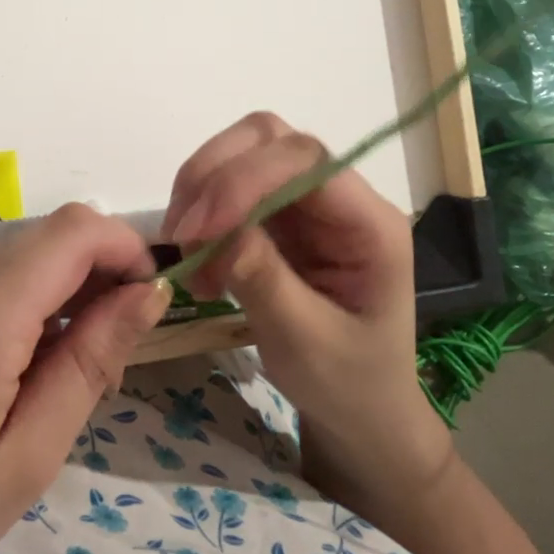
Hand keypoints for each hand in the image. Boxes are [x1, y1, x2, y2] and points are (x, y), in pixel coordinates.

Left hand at [0, 203, 171, 553]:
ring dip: (46, 294)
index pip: (75, 231)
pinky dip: (3, 303)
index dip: (125, 247)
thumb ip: (91, 363)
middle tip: (97, 356)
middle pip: (43, 240)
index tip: (146, 298)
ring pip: (8, 257)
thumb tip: (148, 291)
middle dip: (90, 277)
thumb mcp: (24, 460)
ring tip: (38, 378)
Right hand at [160, 112, 452, 507]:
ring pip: (242, 154)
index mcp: (369, 222)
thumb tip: (217, 232)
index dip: (245, 179)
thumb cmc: (348, 384)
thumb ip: (266, 282)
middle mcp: (338, 197)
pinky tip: (198, 261)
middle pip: (270, 140)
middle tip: (184, 239)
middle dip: (216, 177)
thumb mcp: (308, 344)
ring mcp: (306, 203)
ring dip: (201, 194)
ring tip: (190, 258)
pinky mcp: (278, 216)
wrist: (359, 414)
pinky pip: (228, 187)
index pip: (306, 160)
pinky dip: (200, 213)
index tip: (198, 231)